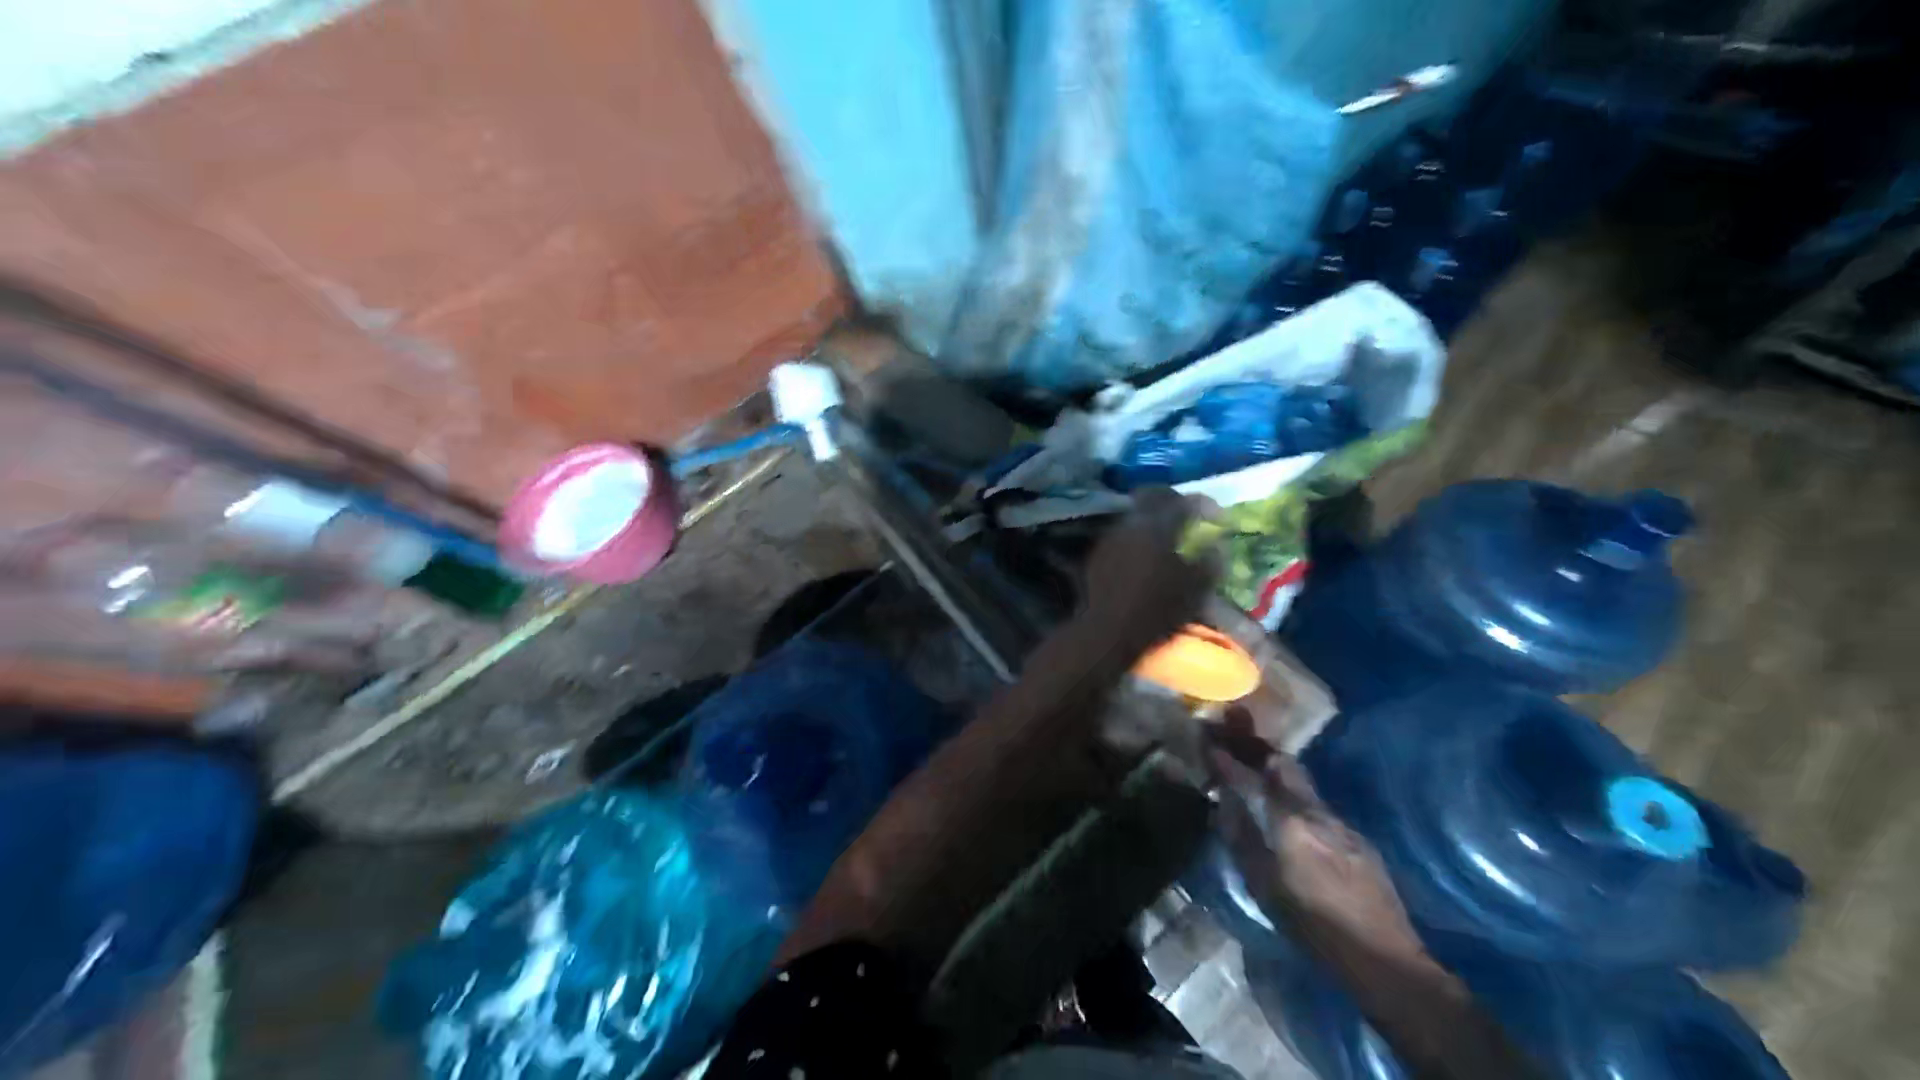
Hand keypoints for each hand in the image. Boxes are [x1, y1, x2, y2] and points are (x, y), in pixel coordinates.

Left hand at [1081, 487, 1216, 653]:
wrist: (1108, 631)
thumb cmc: (1157, 609)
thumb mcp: (1196, 588)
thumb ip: (1211, 559)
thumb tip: (1217, 543)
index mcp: (1157, 525)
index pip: (1184, 500)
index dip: (1206, 504)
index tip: (1219, 518)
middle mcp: (1131, 523)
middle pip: (1153, 496)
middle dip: (1175, 501)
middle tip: (1191, 513)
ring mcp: (1110, 536)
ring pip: (1135, 513)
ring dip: (1154, 518)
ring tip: (1171, 534)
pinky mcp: (1098, 553)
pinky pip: (1123, 533)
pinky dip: (1139, 535)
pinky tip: (1147, 553)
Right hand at [1208, 746, 1425, 959]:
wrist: (1384, 956)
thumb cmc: (1312, 924)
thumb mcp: (1263, 886)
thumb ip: (1241, 838)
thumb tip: (1223, 803)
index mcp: (1289, 822)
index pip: (1250, 777)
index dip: (1226, 757)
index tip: (1208, 738)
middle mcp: (1315, 811)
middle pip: (1283, 763)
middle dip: (1256, 744)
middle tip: (1236, 730)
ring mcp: (1340, 822)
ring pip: (1302, 782)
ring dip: (1277, 770)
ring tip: (1258, 765)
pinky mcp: (1357, 837)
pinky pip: (1318, 804)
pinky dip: (1296, 795)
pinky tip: (1292, 810)